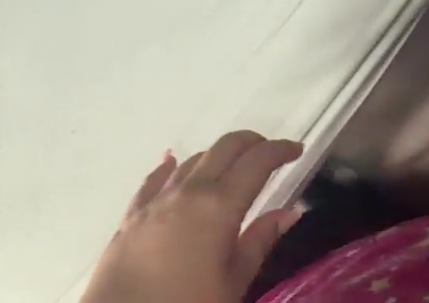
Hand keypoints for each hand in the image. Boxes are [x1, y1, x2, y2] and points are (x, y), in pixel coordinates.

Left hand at [81, 131, 304, 302]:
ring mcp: (157, 201)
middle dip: (252, 142)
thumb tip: (290, 211)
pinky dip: (171, 167)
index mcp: (220, 206)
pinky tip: (173, 164)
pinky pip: (155, 179)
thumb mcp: (231, 286)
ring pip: (193, 159)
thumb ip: (259, 243)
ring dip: (217, 156)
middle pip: (226, 147)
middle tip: (269, 154)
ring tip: (230, 169)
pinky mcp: (131, 216)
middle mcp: (190, 191)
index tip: (296, 150)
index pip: (258, 161)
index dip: (280, 149)